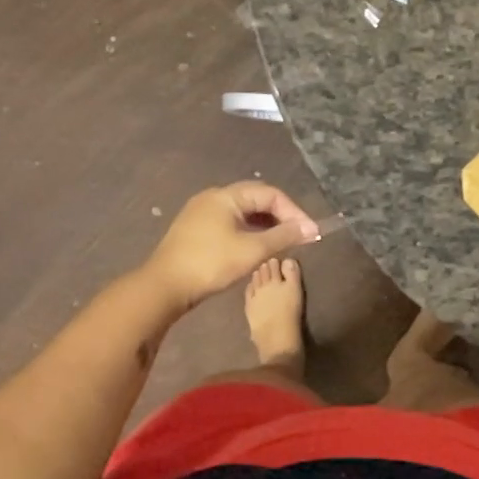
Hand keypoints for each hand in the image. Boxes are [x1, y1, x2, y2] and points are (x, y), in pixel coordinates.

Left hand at [144, 182, 318, 303]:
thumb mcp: (253, 250)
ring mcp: (203, 212)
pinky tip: (260, 246)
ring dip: (268, 224)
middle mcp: (213, 198)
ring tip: (284, 242)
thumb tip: (311, 228)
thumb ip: (284, 236)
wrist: (167, 285)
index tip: (310, 232)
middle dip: (282, 216)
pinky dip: (252, 230)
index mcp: (225, 196)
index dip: (294, 211)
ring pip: (244, 212)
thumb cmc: (212, 263)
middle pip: (257, 199)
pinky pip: (232, 221)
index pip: (270, 194)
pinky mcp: (198, 228)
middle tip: (300, 235)